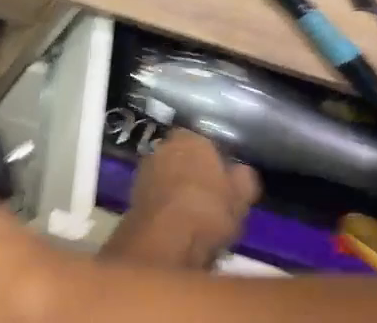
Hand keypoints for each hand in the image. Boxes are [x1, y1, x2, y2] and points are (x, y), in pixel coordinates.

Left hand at [101, 130, 259, 269]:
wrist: (165, 238)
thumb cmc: (209, 210)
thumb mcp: (241, 197)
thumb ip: (243, 178)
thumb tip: (240, 171)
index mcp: (190, 137)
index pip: (206, 144)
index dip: (217, 164)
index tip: (226, 184)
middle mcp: (162, 144)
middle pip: (184, 158)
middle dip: (194, 174)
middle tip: (211, 201)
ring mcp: (144, 167)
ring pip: (168, 176)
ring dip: (177, 190)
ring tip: (195, 218)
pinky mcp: (133, 192)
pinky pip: (157, 195)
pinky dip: (165, 205)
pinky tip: (177, 225)